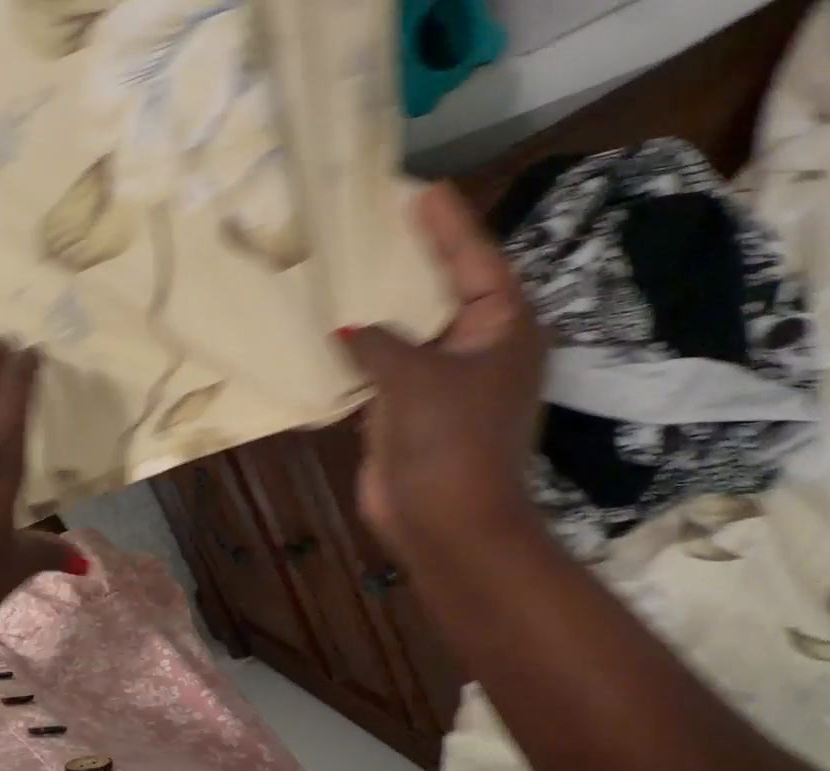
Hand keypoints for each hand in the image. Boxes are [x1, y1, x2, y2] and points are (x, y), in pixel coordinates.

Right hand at [339, 184, 549, 555]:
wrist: (443, 520)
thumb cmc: (447, 441)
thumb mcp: (416, 378)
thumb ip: (380, 342)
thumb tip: (348, 328)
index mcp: (502, 329)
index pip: (475, 262)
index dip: (447, 226)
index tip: (421, 190)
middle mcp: (477, 347)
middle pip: (442, 290)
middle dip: (411, 259)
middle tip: (377, 220)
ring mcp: (442, 381)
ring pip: (407, 330)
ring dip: (378, 307)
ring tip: (345, 269)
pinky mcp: (408, 409)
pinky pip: (381, 366)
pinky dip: (358, 350)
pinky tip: (328, 331)